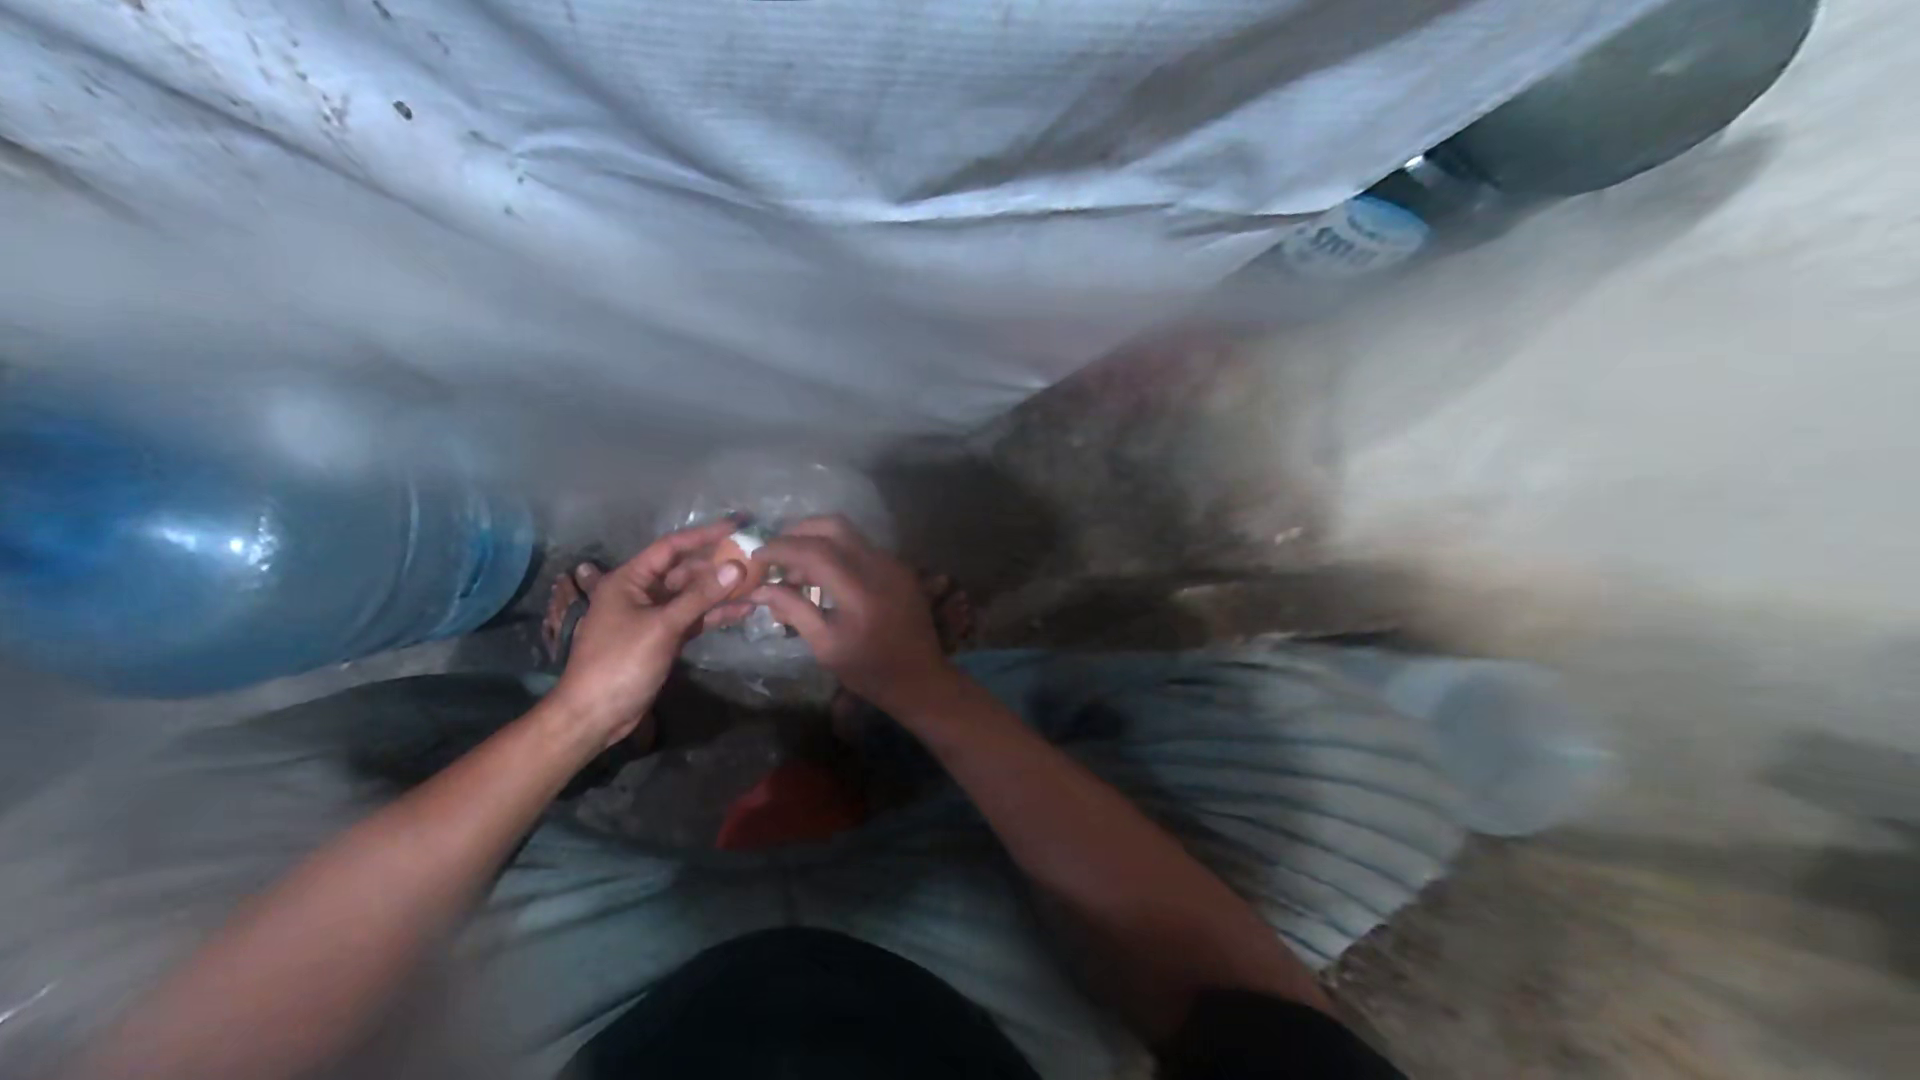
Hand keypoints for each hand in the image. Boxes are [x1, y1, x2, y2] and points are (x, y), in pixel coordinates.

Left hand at [545, 521, 751, 746]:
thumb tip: (736, 566)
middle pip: (685, 570)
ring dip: (721, 590)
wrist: (595, 715)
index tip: (737, 527)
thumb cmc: (620, 662)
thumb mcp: (663, 626)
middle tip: (754, 557)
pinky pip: (694, 618)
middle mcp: (641, 592)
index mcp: (629, 580)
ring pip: (693, 595)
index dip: (705, 535)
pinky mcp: (664, 637)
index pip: (672, 547)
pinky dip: (715, 614)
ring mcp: (654, 616)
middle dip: (718, 565)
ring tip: (757, 582)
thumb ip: (700, 596)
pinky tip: (743, 610)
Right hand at [750, 516, 956, 713]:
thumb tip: (760, 588)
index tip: (757, 556)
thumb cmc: (869, 669)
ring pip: (849, 534)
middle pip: (833, 526)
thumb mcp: (825, 646)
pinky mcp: (900, 567)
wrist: (921, 677)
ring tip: (796, 569)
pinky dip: (838, 551)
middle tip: (776, 552)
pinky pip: (863, 547)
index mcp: (859, 590)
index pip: (814, 551)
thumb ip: (794, 610)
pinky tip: (824, 575)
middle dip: (799, 532)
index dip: (781, 548)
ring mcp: (894, 563)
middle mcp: (880, 566)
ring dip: (818, 541)